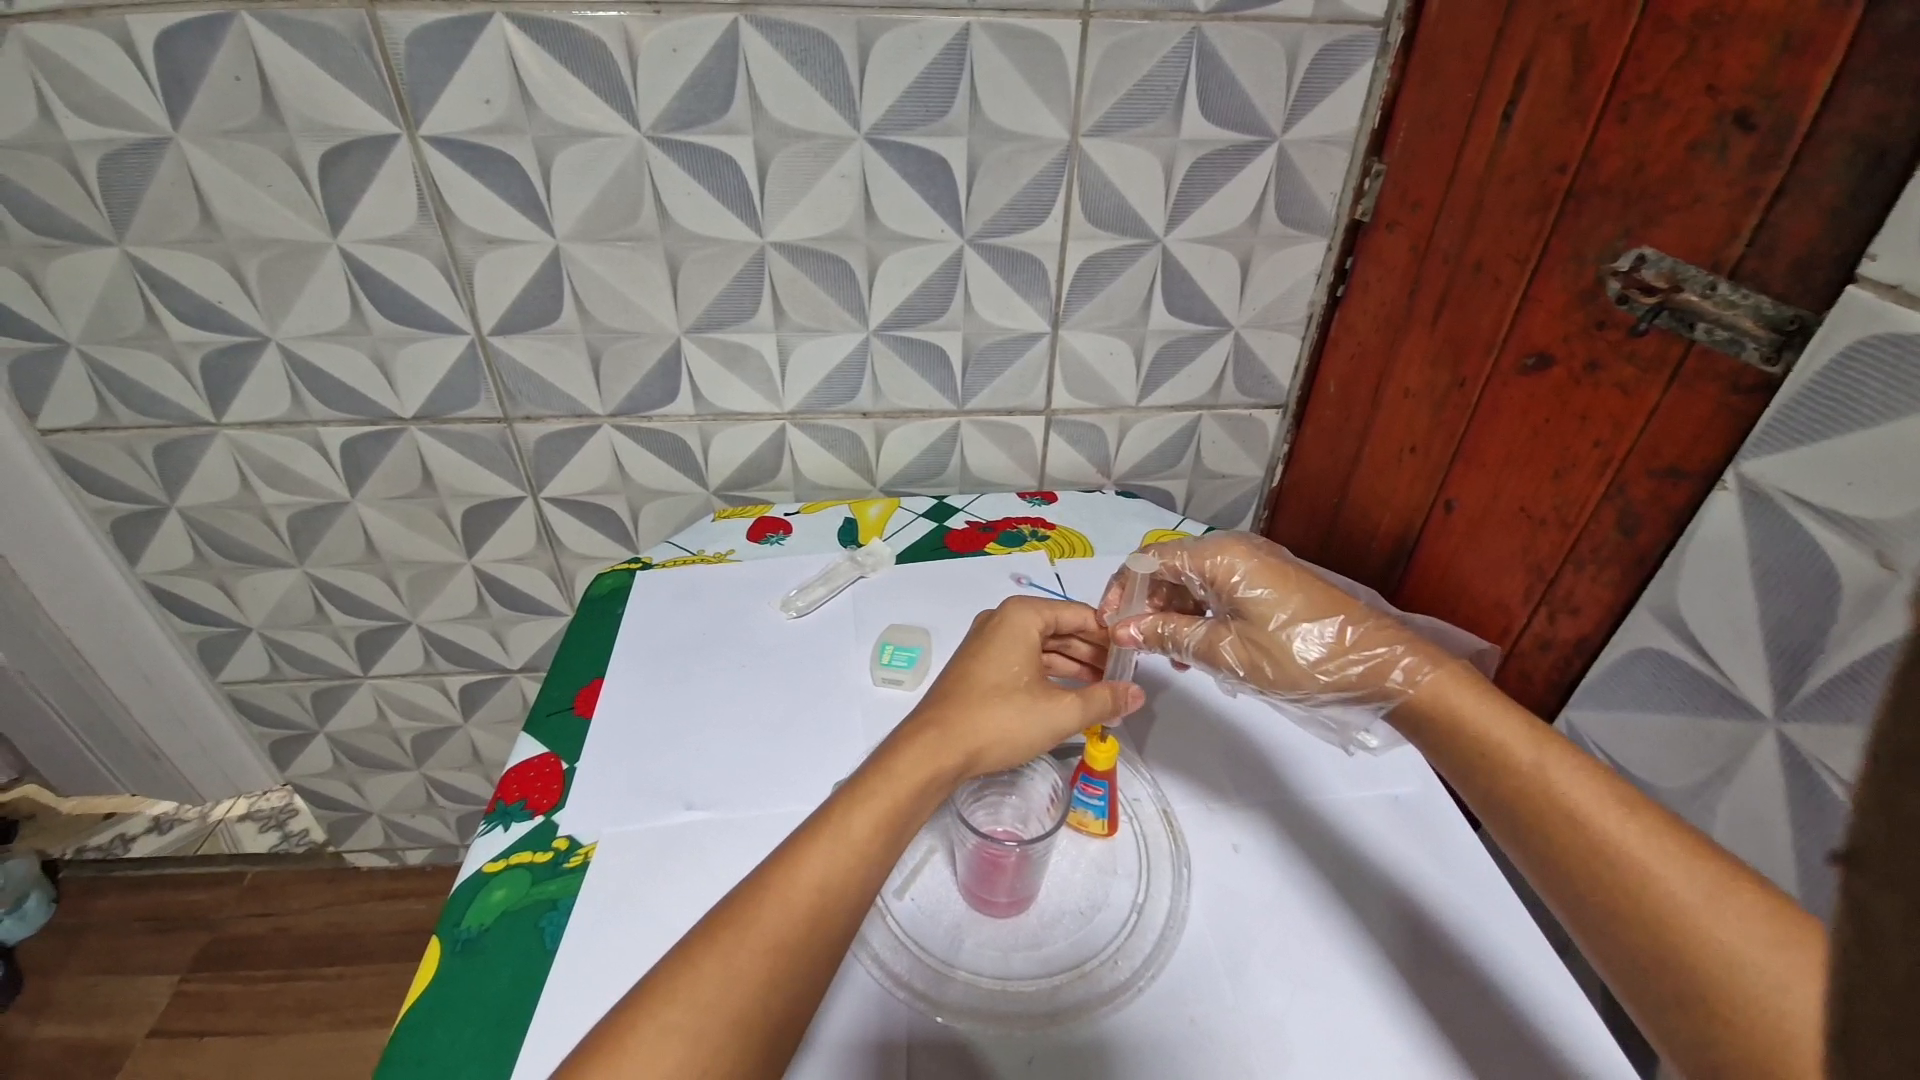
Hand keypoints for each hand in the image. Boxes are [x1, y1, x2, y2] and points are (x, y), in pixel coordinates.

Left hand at [894, 596, 1144, 780]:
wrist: (934, 749)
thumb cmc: (999, 720)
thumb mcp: (1060, 712)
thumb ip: (1103, 700)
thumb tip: (1137, 694)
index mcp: (1022, 616)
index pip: (1080, 614)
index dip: (1110, 636)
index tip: (1136, 656)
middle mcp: (1002, 620)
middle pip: (1061, 629)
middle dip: (1093, 653)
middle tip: (1125, 677)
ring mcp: (988, 643)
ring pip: (1042, 648)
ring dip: (1074, 667)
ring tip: (1106, 691)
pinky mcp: (980, 667)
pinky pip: (1025, 661)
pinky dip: (1050, 676)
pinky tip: (1073, 698)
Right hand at [1098, 531, 1450, 710]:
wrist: (1382, 663)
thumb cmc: (1299, 656)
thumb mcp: (1226, 652)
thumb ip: (1168, 636)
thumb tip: (1120, 630)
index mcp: (1219, 556)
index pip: (1148, 560)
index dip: (1121, 591)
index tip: (1109, 628)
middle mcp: (1233, 550)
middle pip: (1168, 568)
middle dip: (1145, 605)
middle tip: (1137, 647)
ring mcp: (1253, 565)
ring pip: (1192, 582)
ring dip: (1171, 614)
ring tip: (1169, 656)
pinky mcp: (1268, 583)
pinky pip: (1217, 591)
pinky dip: (1199, 616)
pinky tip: (1198, 649)